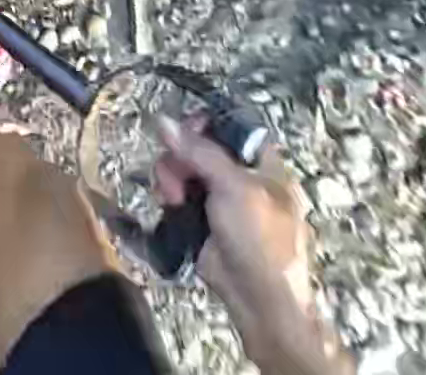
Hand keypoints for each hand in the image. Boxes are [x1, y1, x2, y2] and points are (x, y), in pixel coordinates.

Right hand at [155, 119, 350, 374]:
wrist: (261, 306)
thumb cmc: (261, 241)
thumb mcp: (234, 187)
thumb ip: (199, 151)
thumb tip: (163, 120)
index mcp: (261, 163)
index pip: (228, 126)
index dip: (204, 125)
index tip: (185, 130)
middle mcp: (240, 176)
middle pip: (198, 147)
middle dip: (181, 156)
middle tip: (175, 172)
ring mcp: (220, 200)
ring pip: (184, 170)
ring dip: (172, 177)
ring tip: (172, 196)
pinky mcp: (202, 221)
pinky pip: (178, 194)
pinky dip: (170, 196)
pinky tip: (170, 204)